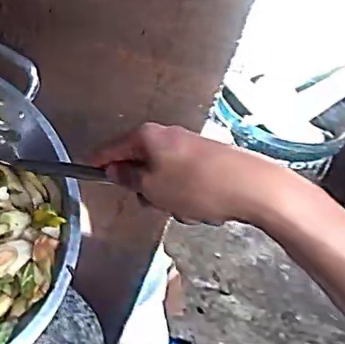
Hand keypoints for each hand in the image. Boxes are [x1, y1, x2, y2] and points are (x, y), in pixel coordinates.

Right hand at [89, 123, 312, 226]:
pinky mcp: (212, 159)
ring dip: (169, 195)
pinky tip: (206, 207)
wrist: (257, 188)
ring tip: (187, 209)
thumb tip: (115, 170)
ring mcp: (191, 145)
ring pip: (165, 174)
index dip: (99, 162)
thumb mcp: (152, 188)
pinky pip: (187, 179)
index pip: (111, 148)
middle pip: (140, 162)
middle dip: (144, 186)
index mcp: (147, 136)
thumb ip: (128, 179)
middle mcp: (167, 134)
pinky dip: (190, 194)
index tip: (87, 171)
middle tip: (154, 202)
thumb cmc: (198, 186)